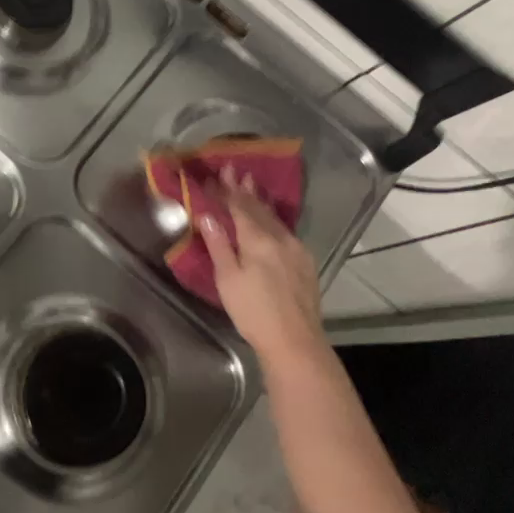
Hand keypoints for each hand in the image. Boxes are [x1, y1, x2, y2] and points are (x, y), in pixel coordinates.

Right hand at [195, 167, 327, 362]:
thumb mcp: (227, 279)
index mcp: (258, 240)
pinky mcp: (305, 263)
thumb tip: (208, 215)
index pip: (239, 207)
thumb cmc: (253, 312)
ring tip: (252, 187)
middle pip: (259, 209)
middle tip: (236, 171)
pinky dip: (273, 220)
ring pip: (275, 219)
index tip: (217, 175)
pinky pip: (285, 232)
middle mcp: (280, 238)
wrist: (295, 341)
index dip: (226, 191)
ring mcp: (297, 250)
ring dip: (261, 202)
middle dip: (245, 190)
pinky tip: (271, 222)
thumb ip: (219, 245)